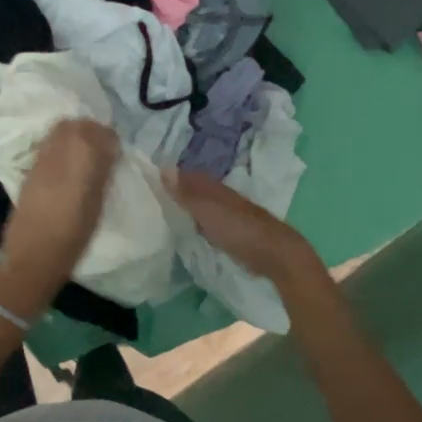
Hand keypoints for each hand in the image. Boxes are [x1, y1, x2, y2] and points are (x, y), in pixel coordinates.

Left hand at [0, 120, 120, 284]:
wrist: (33, 255)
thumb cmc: (72, 237)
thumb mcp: (97, 205)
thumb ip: (102, 174)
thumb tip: (108, 154)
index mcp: (83, 159)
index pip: (101, 133)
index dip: (110, 139)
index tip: (116, 153)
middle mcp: (60, 151)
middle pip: (77, 125)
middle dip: (91, 131)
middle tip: (101, 148)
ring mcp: (41, 158)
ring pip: (59, 131)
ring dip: (74, 136)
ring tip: (83, 155)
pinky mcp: (29, 169)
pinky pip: (48, 144)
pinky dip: (60, 146)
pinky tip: (66, 165)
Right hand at [163, 168, 319, 281]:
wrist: (273, 253)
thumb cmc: (238, 230)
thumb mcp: (207, 210)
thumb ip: (186, 193)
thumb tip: (163, 167)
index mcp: (214, 188)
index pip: (187, 176)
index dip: (170, 175)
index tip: (147, 177)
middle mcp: (222, 197)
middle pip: (195, 189)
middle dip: (177, 189)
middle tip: (150, 194)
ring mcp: (229, 214)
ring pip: (202, 205)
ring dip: (186, 205)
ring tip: (164, 209)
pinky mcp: (233, 232)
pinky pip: (208, 221)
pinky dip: (197, 220)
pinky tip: (189, 226)